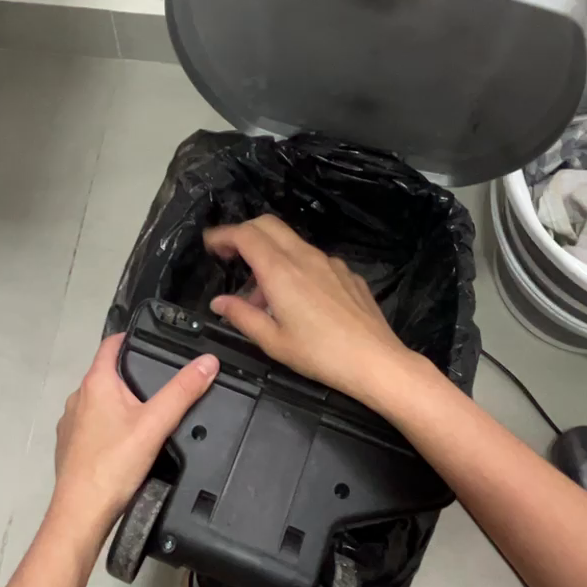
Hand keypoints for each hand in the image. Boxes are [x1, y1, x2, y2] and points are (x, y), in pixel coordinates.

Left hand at [48, 334, 218, 534]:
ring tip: (149, 412)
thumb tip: (208, 362)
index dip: (131, 337)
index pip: (111, 344)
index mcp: (96, 383)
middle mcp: (78, 397)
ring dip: (120, 402)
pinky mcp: (69, 447)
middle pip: (107, 373)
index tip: (152, 338)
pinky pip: (93, 425)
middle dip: (132, 373)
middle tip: (163, 379)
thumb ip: (183, 392)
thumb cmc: (114, 464)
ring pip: (99, 401)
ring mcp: (70, 423)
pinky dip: (109, 426)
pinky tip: (127, 442)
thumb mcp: (156, 424)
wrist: (81, 515)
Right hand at [203, 215, 428, 403]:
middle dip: (244, 234)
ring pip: (291, 243)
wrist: (376, 361)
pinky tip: (298, 301)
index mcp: (281, 271)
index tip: (210, 244)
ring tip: (261, 296)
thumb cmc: (321, 355)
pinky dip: (295, 268)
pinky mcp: (347, 274)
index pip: (245, 235)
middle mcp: (305, 257)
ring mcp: (330, 263)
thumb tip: (220, 303)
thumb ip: (242, 316)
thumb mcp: (273, 341)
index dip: (223, 235)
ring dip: (270, 256)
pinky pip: (313, 260)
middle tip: (230, 257)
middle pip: (268, 225)